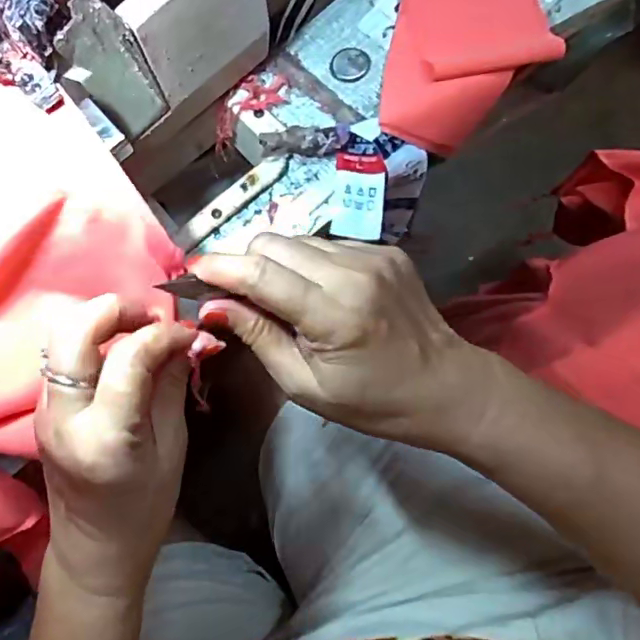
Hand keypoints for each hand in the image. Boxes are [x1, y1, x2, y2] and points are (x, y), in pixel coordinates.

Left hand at [36, 296, 201, 599]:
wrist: (93, 550)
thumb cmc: (144, 509)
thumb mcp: (172, 448)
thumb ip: (172, 384)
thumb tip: (184, 336)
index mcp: (104, 436)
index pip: (127, 358)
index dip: (161, 334)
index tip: (186, 333)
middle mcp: (64, 417)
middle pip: (73, 332)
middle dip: (114, 308)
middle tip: (151, 317)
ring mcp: (44, 411)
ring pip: (60, 336)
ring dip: (100, 319)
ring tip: (137, 328)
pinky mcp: (40, 408)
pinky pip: (61, 355)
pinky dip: (90, 338)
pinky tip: (119, 348)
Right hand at [191, 235, 497, 450]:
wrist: (449, 385)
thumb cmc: (373, 401)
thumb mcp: (306, 385)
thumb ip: (258, 337)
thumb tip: (211, 305)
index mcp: (334, 313)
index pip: (260, 273)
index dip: (218, 268)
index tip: (190, 273)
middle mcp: (353, 271)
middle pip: (272, 243)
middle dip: (243, 264)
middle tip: (235, 295)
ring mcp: (372, 254)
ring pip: (295, 238)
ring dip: (273, 261)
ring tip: (278, 296)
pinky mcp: (383, 248)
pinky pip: (323, 243)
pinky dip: (305, 262)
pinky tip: (315, 291)